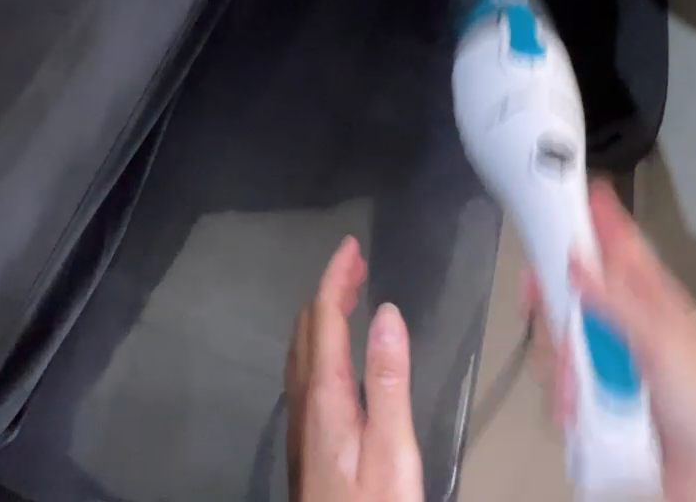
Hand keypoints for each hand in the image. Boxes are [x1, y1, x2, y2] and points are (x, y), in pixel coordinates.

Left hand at [285, 237, 424, 501]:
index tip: (352, 246)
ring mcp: (301, 419)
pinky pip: (305, 366)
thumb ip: (389, 380)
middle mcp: (306, 398)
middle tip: (358, 264)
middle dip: (330, 287)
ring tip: (349, 294)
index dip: (336, 276)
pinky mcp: (306, 437)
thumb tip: (387, 312)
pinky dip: (321, 338)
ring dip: (323, 311)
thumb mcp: (393, 450)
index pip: (325, 316)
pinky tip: (336, 351)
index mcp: (326, 393)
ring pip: (303, 346)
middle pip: (309, 326)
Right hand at [527, 183, 695, 501]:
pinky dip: (565, 395)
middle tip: (536, 298)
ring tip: (576, 386)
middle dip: (556, 301)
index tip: (574, 191)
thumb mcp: (667, 346)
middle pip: (578, 291)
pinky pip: (566, 383)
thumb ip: (616, 302)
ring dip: (562, 360)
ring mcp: (617, 367)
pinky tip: (575, 409)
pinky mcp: (603, 404)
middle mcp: (632, 328)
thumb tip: (575, 260)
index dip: (599, 217)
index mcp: (657, 302)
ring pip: (566, 339)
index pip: (622, 246)